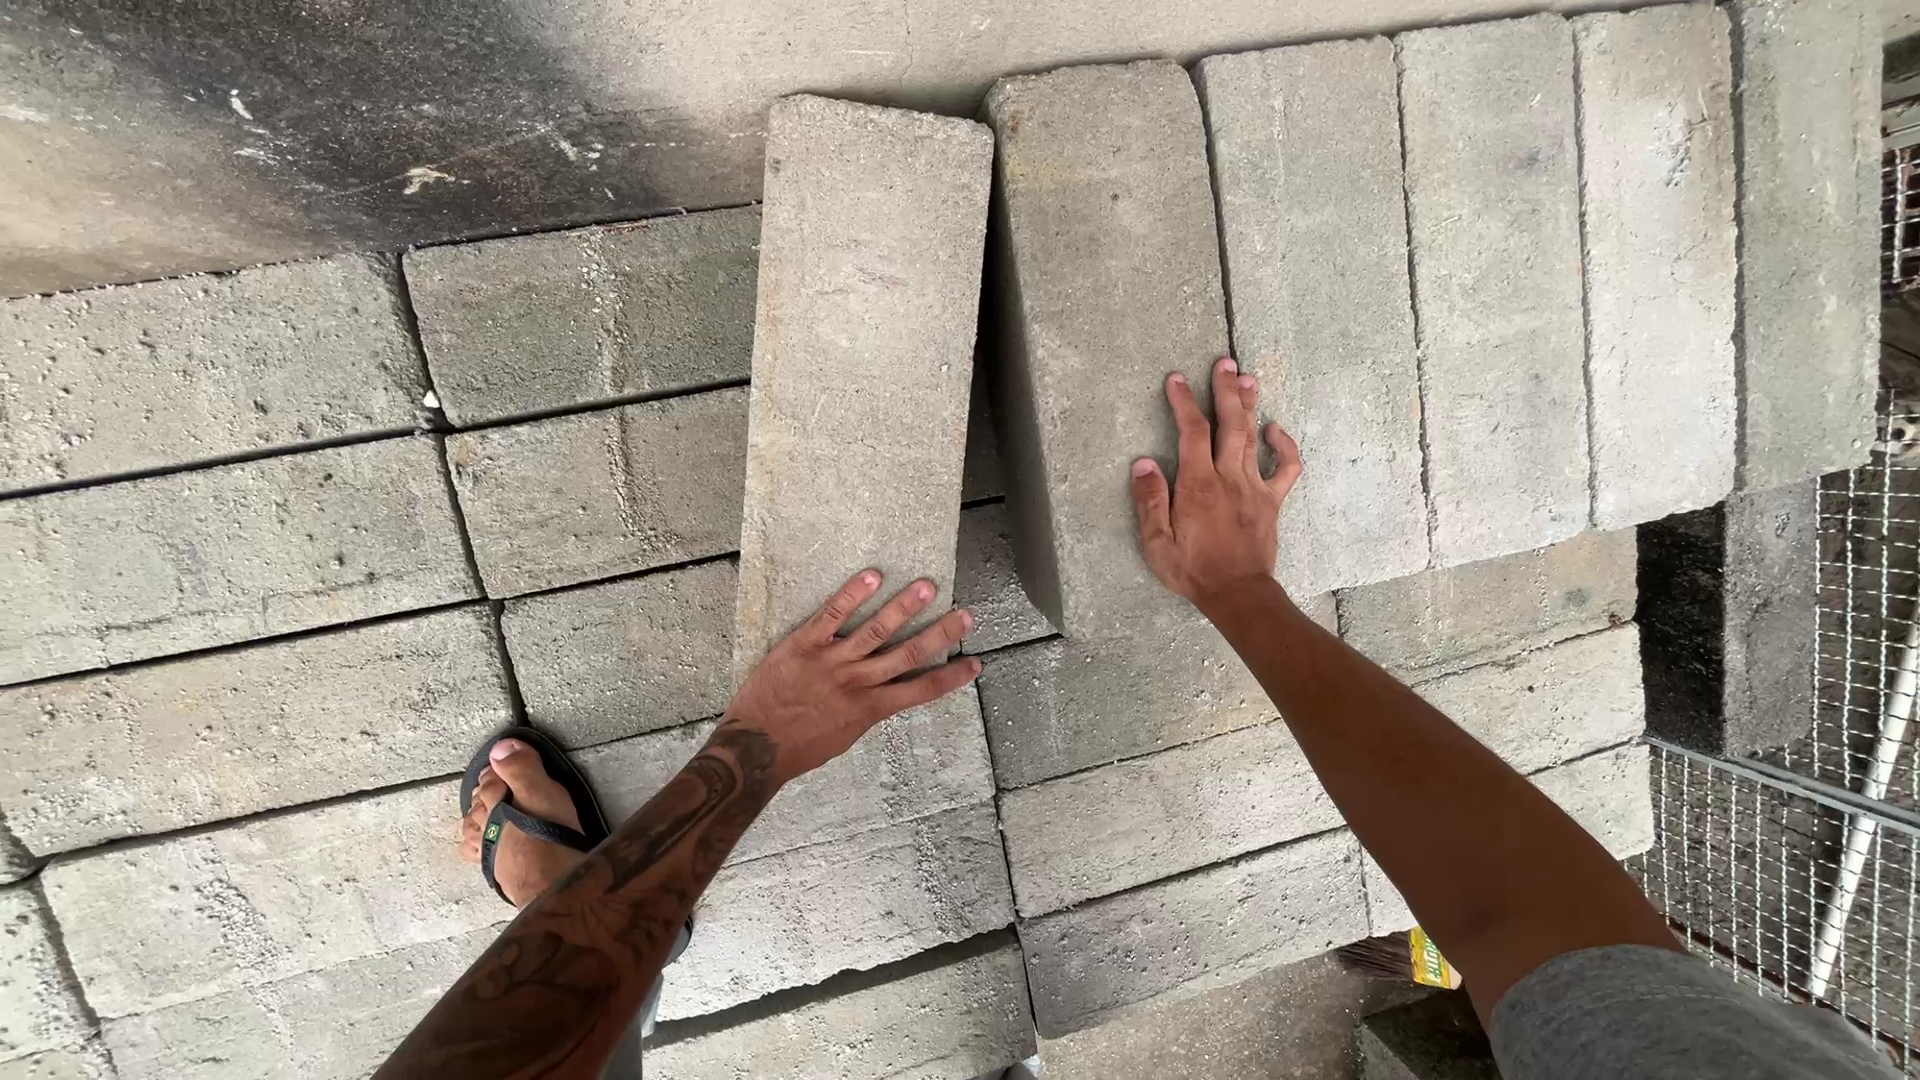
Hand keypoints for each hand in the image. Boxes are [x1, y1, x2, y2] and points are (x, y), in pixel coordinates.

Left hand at [715, 570, 979, 786]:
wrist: (754, 747)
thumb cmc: (798, 747)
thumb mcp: (844, 737)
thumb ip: (867, 711)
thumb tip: (884, 696)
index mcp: (870, 708)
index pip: (922, 690)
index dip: (952, 677)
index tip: (976, 663)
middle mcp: (858, 683)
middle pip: (908, 654)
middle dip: (941, 634)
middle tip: (966, 616)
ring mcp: (833, 662)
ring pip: (876, 631)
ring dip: (905, 608)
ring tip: (928, 587)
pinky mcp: (805, 645)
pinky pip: (832, 615)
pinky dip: (852, 595)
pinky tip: (872, 576)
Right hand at [1130, 356, 1302, 612]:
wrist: (1238, 594)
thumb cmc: (1192, 570)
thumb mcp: (1157, 542)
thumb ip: (1151, 501)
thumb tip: (1143, 464)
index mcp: (1198, 486)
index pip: (1192, 432)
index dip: (1183, 403)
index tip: (1176, 380)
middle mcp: (1229, 478)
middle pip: (1229, 424)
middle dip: (1225, 391)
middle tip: (1224, 363)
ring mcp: (1255, 488)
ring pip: (1254, 438)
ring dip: (1250, 405)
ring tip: (1247, 378)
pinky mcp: (1271, 502)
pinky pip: (1286, 469)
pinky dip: (1285, 446)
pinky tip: (1275, 429)